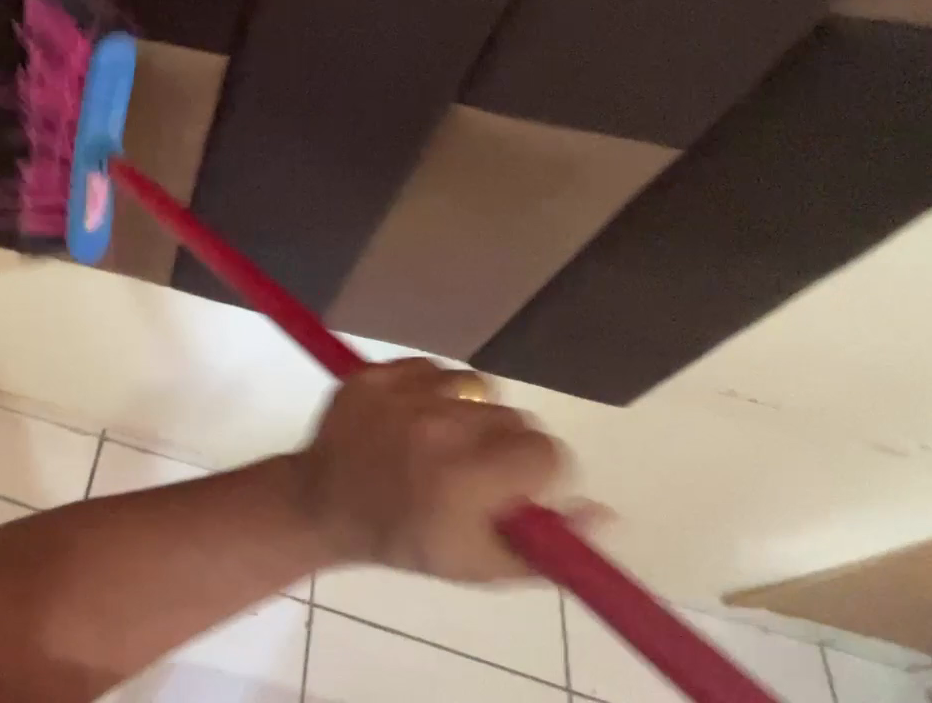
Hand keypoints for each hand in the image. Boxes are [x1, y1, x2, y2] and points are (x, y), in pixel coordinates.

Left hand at [291, 358, 570, 582]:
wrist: (324, 503)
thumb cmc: (406, 538)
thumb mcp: (480, 564)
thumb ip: (550, 546)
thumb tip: (606, 514)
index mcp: (466, 479)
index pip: (546, 452)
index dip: (540, 472)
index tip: (520, 487)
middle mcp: (437, 428)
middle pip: (513, 418)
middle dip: (506, 445)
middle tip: (476, 469)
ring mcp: (401, 395)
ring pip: (475, 386)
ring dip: (471, 411)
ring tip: (445, 440)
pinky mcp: (372, 374)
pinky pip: (430, 367)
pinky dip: (431, 388)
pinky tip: (414, 416)